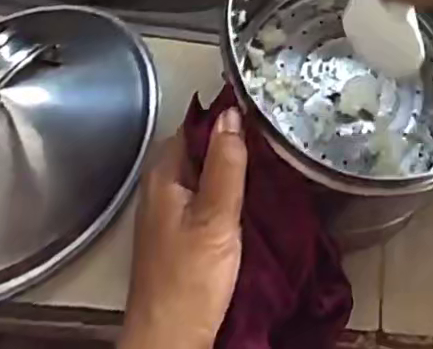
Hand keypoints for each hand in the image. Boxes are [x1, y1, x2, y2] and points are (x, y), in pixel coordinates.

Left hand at [120, 109, 248, 348]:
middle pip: (201, 146)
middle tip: (271, 133)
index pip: (196, 124)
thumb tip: (232, 112)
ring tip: (268, 158)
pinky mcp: (179, 234)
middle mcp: (161, 186)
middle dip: (233, 138)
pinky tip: (251, 194)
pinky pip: (207, 194)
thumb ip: (226, 163)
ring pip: (206, 171)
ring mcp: (168, 211)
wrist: (169, 347)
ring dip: (232, 165)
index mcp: (163, 174)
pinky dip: (228, 189)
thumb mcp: (216, 216)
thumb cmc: (190, 281)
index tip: (260, 108)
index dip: (227, 114)